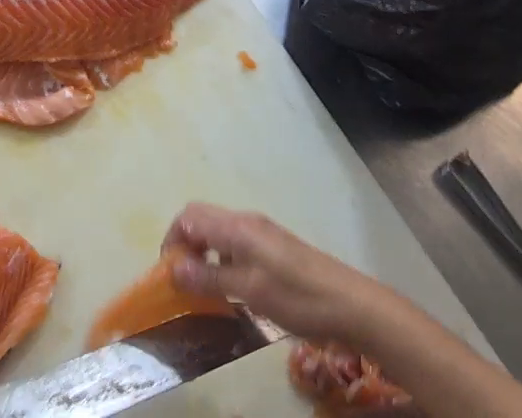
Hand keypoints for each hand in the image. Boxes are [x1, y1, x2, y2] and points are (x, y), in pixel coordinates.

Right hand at [162, 203, 390, 345]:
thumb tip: (173, 269)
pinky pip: (235, 244)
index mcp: (237, 227)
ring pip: (218, 233)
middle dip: (185, 245)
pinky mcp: (274, 248)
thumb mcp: (250, 291)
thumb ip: (210, 278)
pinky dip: (222, 260)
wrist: (353, 305)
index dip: (172, 240)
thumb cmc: (298, 297)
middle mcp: (246, 222)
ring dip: (203, 254)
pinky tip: (230, 289)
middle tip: (182, 280)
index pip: (189, 216)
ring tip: (202, 289)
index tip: (169, 273)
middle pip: (201, 219)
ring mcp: (262, 233)